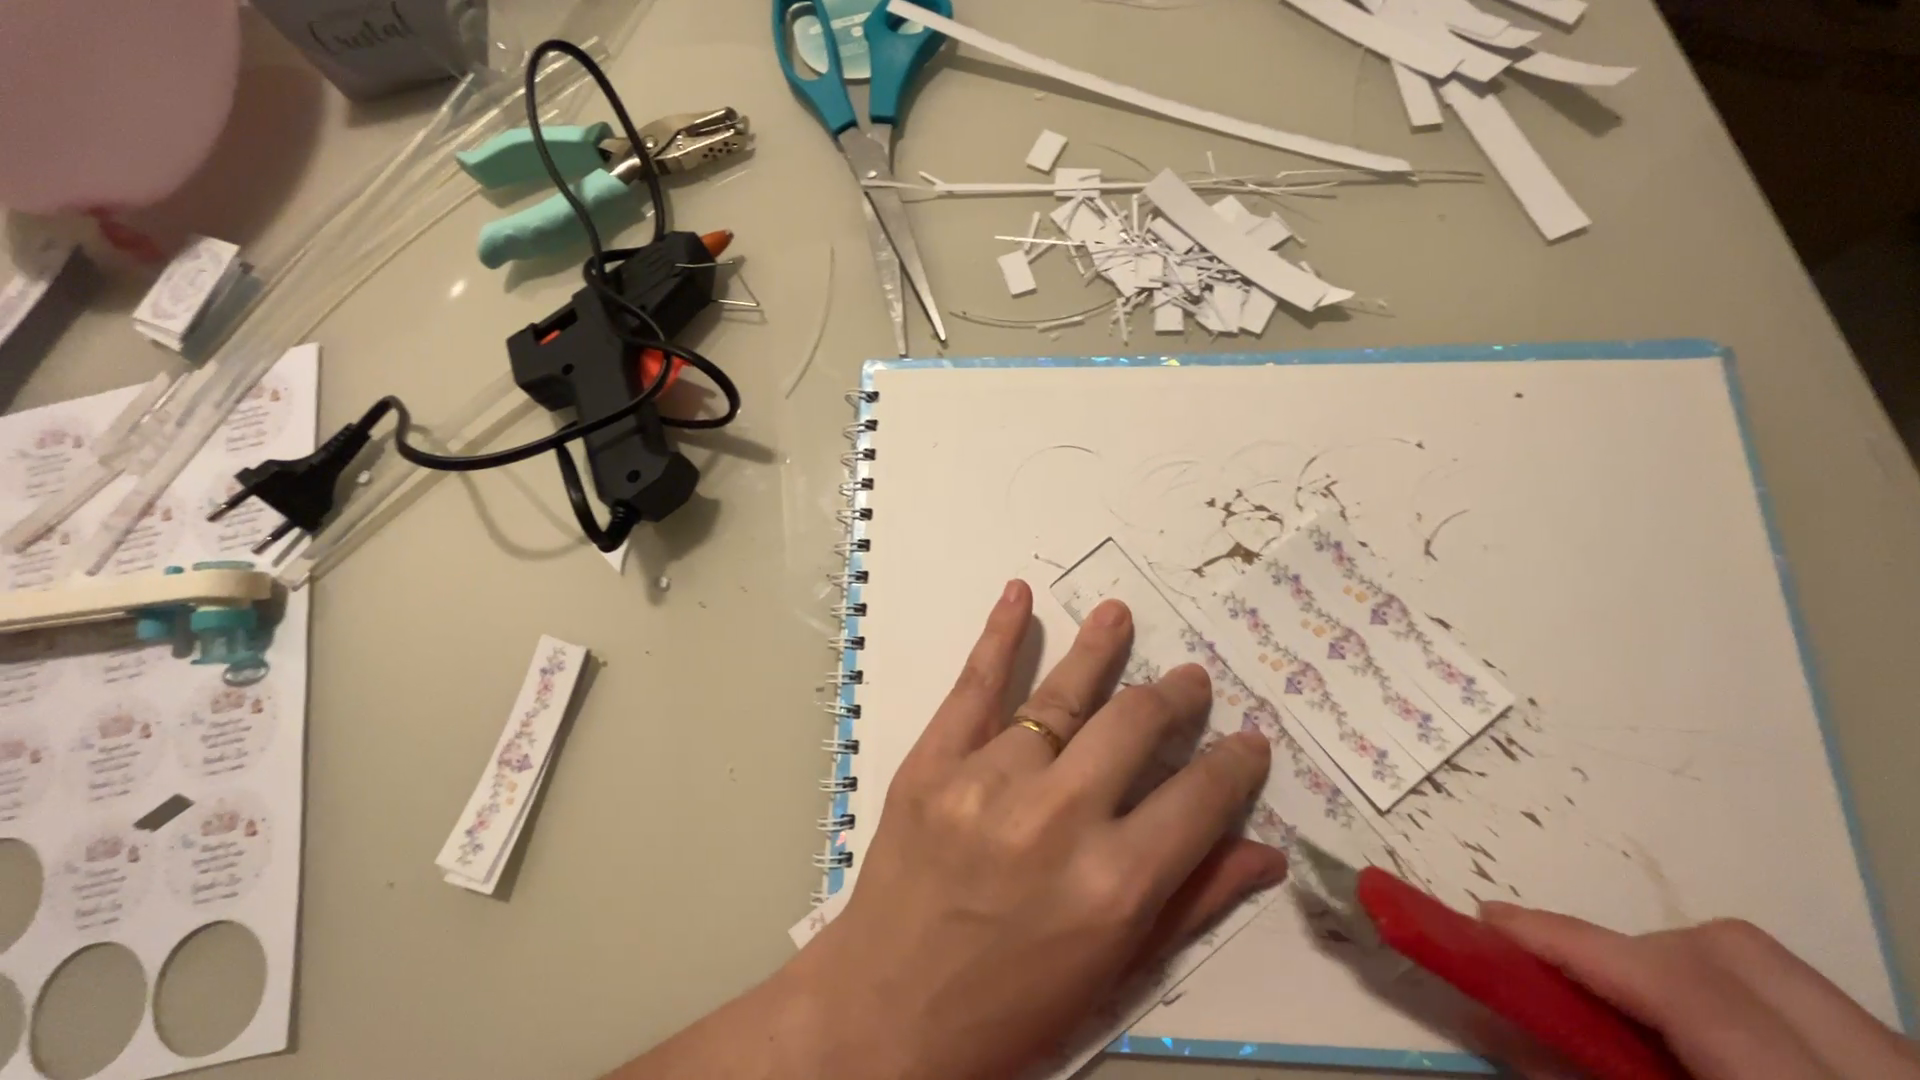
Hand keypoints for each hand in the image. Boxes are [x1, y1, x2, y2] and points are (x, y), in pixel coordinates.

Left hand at [786, 581, 1286, 1079]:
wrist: (887, 1014)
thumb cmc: (1012, 1008)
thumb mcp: (1114, 972)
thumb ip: (1191, 902)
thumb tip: (1265, 852)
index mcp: (1115, 881)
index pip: (1199, 796)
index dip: (1234, 763)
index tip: (1247, 741)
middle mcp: (1058, 818)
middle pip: (1135, 725)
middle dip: (1174, 697)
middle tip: (1190, 681)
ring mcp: (988, 781)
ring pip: (1061, 696)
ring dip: (1099, 650)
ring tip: (1120, 615)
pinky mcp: (931, 765)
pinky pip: (972, 687)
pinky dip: (997, 636)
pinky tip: (1019, 595)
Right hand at [1480, 903, 1919, 1079]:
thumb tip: (1495, 1021)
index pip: (1689, 990)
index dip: (1578, 945)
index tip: (1494, 924)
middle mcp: (1893, 1078)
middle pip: (1734, 952)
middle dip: (1629, 953)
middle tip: (1562, 985)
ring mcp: (1916, 1075)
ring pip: (1778, 974)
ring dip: (1681, 980)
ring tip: (1636, 1033)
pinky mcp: (1915, 1079)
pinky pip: (1813, 1012)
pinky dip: (1735, 1014)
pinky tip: (1706, 1065)